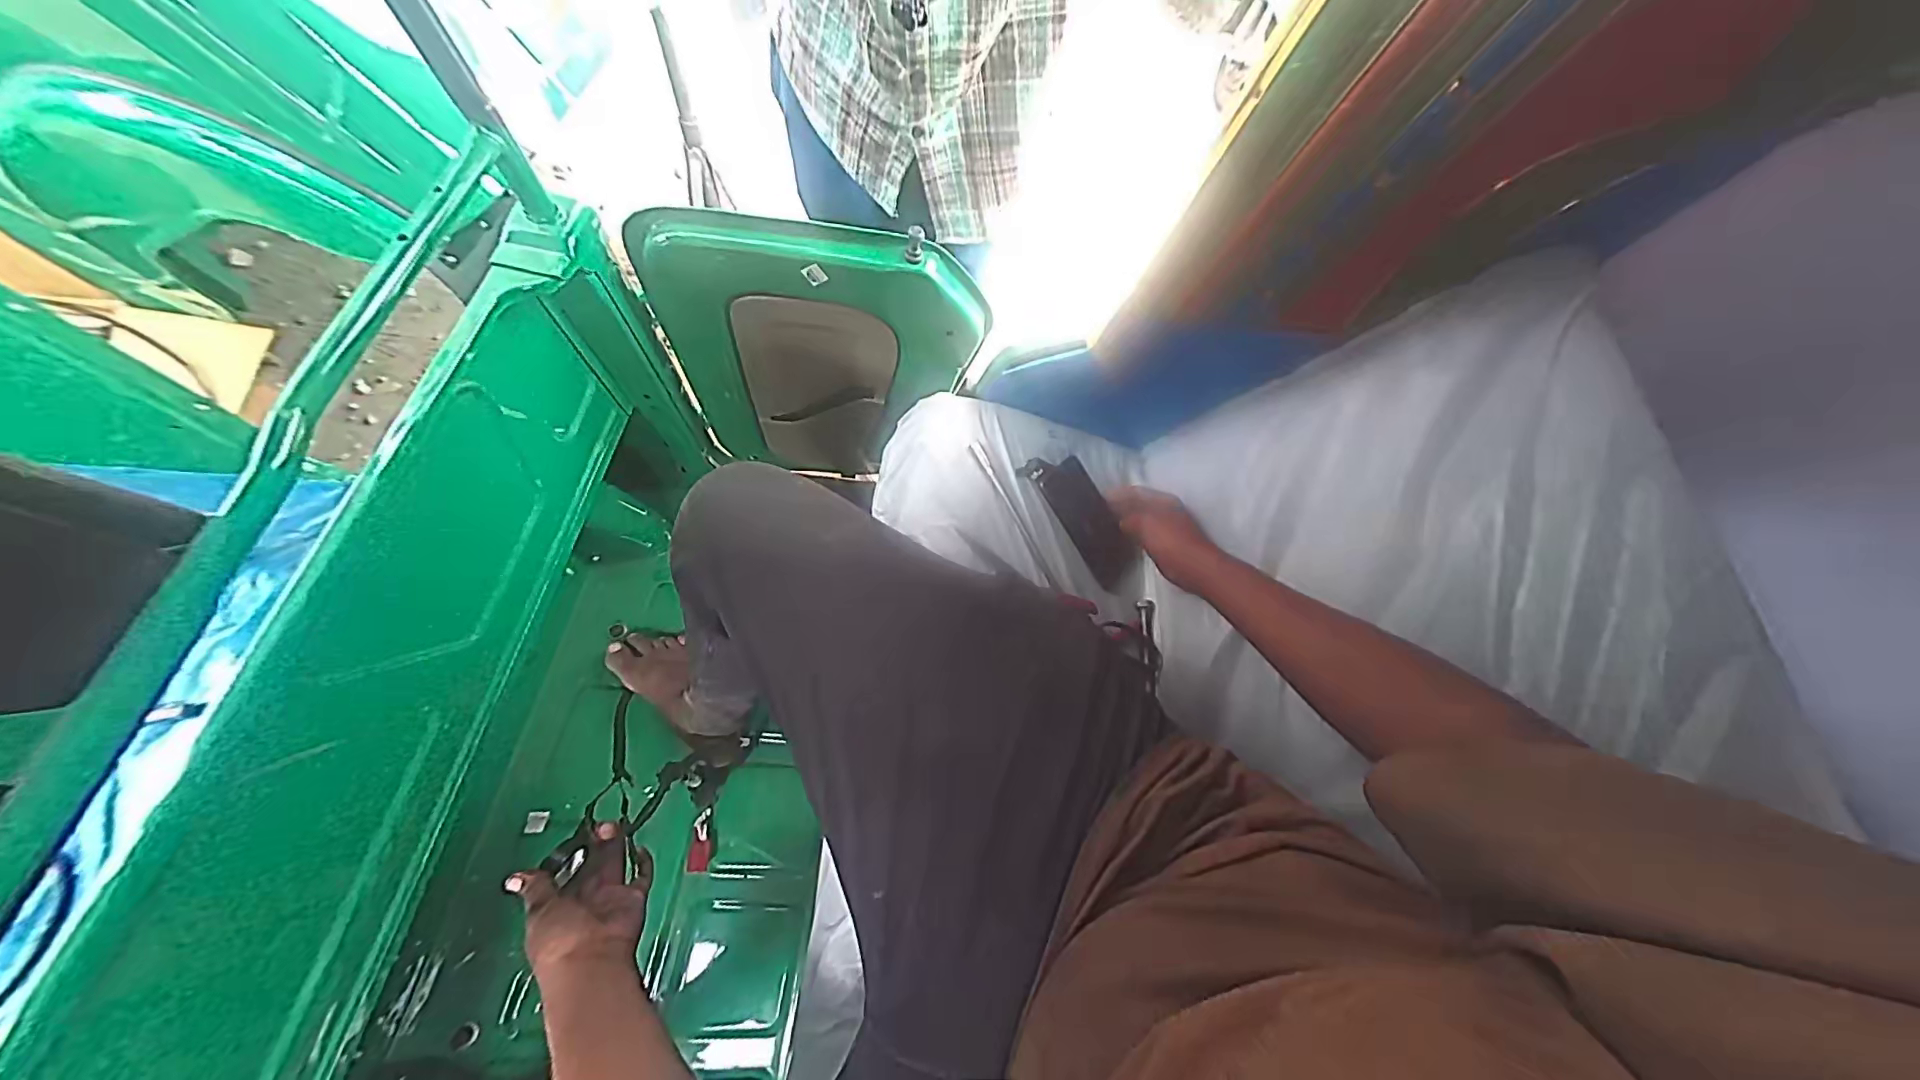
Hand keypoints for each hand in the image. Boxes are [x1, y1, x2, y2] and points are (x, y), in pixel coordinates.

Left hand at [506, 822, 653, 972]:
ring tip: (612, 825)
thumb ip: (536, 888)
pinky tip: (637, 846)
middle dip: (595, 841)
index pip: (566, 869)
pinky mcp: (633, 898)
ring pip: (615, 861)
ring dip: (615, 843)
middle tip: (597, 824)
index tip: (574, 833)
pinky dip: (643, 860)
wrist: (591, 960)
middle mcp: (586, 898)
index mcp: (560, 902)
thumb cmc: (559, 943)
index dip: (570, 851)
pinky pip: (642, 875)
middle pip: (593, 861)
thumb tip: (515, 878)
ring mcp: (611, 896)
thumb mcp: (539, 910)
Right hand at [1108, 485, 1225, 592]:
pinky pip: (1147, 532)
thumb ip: (1129, 517)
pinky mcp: (1170, 542)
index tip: (1100, 499)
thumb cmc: (1171, 543)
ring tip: (1110, 524)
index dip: (1117, 494)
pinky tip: (1127, 538)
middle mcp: (1167, 510)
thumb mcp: (1145, 524)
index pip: (1135, 492)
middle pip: (1139, 503)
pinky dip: (1135, 532)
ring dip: (1128, 519)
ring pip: (1143, 517)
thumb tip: (1120, 520)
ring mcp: (1170, 525)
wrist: (1195, 568)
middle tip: (1102, 512)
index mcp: (1163, 501)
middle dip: (1122, 505)